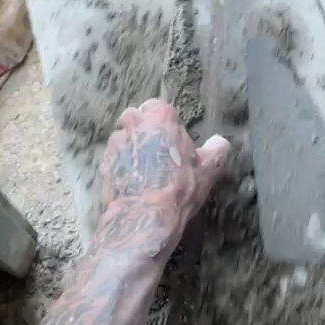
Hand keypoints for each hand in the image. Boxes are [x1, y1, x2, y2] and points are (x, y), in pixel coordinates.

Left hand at [93, 99, 229, 257]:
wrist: (146, 217)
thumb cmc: (180, 187)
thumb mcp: (208, 168)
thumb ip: (217, 149)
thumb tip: (220, 142)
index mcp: (160, 115)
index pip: (159, 107)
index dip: (167, 124)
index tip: (173, 140)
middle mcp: (134, 122)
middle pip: (137, 118)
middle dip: (146, 131)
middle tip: (159, 153)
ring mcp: (116, 142)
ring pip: (124, 138)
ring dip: (133, 148)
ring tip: (146, 171)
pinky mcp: (104, 163)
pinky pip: (114, 158)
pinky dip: (122, 166)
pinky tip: (135, 182)